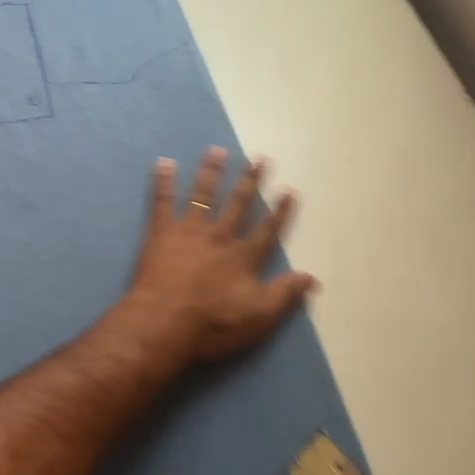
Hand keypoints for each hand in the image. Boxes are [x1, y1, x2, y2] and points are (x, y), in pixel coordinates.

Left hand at [116, 147, 317, 362]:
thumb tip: (313, 278)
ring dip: (211, 171)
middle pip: (238, 203)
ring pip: (203, 194)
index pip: (267, 230)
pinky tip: (163, 162)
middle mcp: (220, 236)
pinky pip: (162, 200)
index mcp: (243, 256)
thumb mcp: (259, 316)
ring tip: (218, 150)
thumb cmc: (213, 324)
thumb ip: (285, 294)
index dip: (279, 211)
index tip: (289, 190)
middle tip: (259, 158)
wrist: (164, 322)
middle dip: (250, 180)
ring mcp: (189, 230)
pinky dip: (163, 180)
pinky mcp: (161, 232)